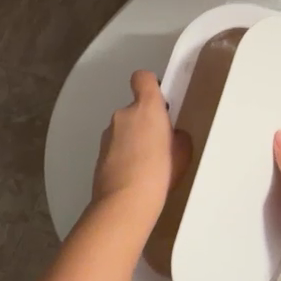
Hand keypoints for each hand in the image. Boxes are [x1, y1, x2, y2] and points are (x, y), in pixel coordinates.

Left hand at [92, 71, 187, 220]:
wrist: (125, 202)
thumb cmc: (160, 171)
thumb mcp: (182, 149)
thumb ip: (176, 135)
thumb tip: (169, 136)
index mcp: (146, 107)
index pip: (143, 78)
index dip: (151, 84)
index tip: (161, 100)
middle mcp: (123, 115)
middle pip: (135, 108)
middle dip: (146, 120)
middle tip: (160, 142)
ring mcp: (107, 135)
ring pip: (124, 128)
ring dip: (134, 139)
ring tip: (147, 163)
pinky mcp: (98, 155)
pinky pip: (116, 147)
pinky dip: (124, 155)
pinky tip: (135, 174)